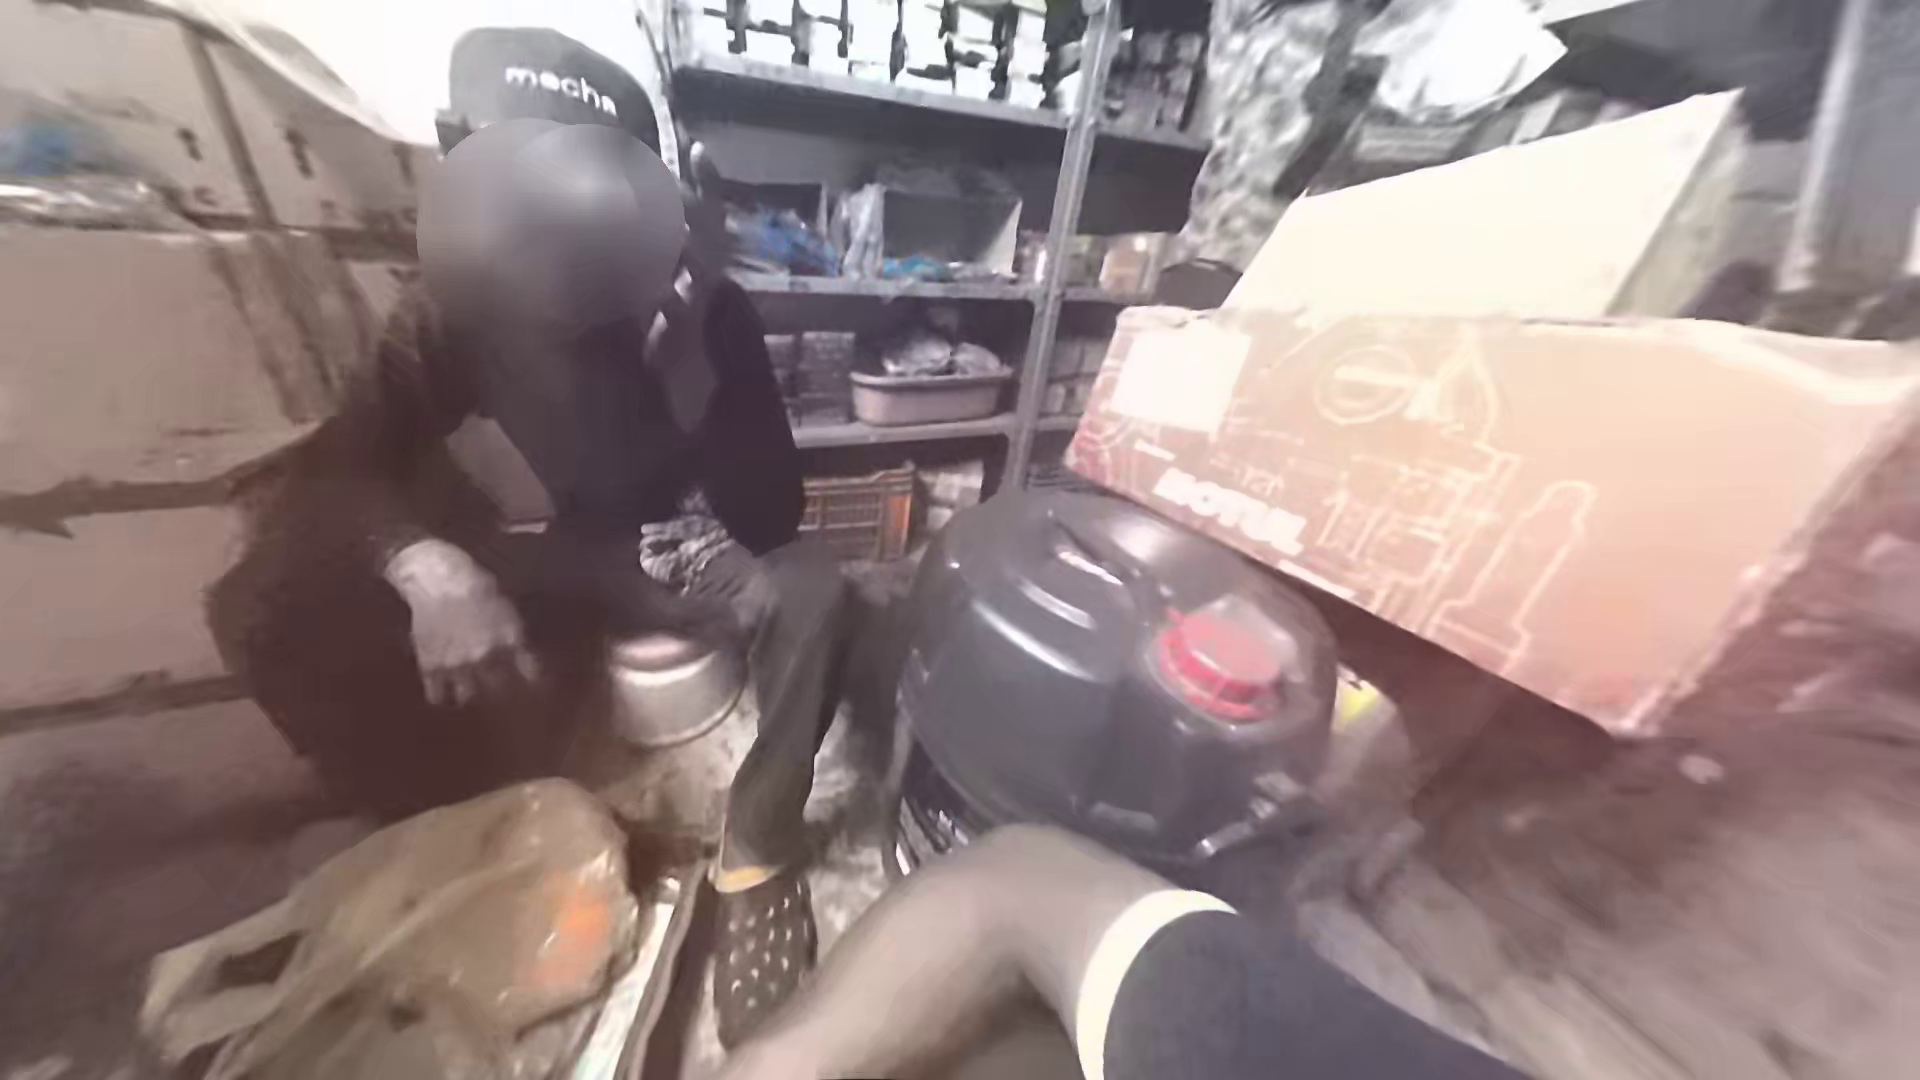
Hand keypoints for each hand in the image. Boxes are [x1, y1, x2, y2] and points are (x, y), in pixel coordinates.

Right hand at [383, 539, 537, 706]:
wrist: (443, 584)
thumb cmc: (480, 590)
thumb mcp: (509, 613)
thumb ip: (514, 638)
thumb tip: (522, 656)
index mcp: (511, 641)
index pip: (530, 672)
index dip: (534, 682)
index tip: (538, 689)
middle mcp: (486, 656)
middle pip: (499, 686)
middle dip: (503, 690)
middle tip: (501, 690)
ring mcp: (457, 663)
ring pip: (468, 694)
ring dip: (472, 694)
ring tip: (473, 693)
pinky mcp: (430, 666)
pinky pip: (437, 693)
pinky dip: (444, 696)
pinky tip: (447, 694)